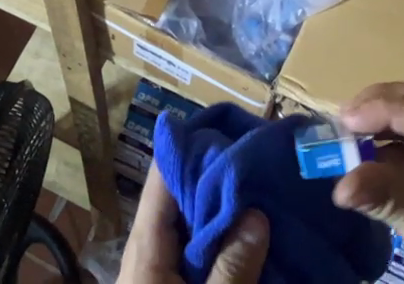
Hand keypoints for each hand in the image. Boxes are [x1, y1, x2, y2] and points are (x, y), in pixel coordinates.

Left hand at [118, 165, 269, 283]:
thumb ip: (232, 268)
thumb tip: (257, 214)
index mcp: (145, 244)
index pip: (163, 175)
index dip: (194, 150)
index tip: (231, 134)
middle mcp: (145, 246)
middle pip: (177, 195)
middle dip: (214, 177)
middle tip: (255, 160)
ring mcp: (153, 266)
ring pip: (186, 222)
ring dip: (218, 208)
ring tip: (258, 189)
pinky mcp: (164, 281)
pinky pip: (190, 247)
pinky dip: (215, 235)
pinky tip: (246, 232)